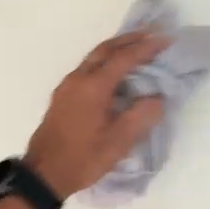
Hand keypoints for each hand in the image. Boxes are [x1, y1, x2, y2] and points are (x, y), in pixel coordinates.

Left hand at [23, 30, 168, 198]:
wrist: (43, 174)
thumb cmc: (82, 159)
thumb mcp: (118, 143)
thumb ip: (140, 116)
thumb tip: (156, 98)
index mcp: (93, 87)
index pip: (124, 59)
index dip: (146, 48)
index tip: (165, 40)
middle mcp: (77, 79)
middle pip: (105, 50)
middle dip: (129, 40)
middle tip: (151, 34)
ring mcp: (66, 86)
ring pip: (93, 58)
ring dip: (115, 50)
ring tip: (136, 49)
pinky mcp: (62, 96)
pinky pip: (86, 69)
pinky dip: (103, 62)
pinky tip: (114, 73)